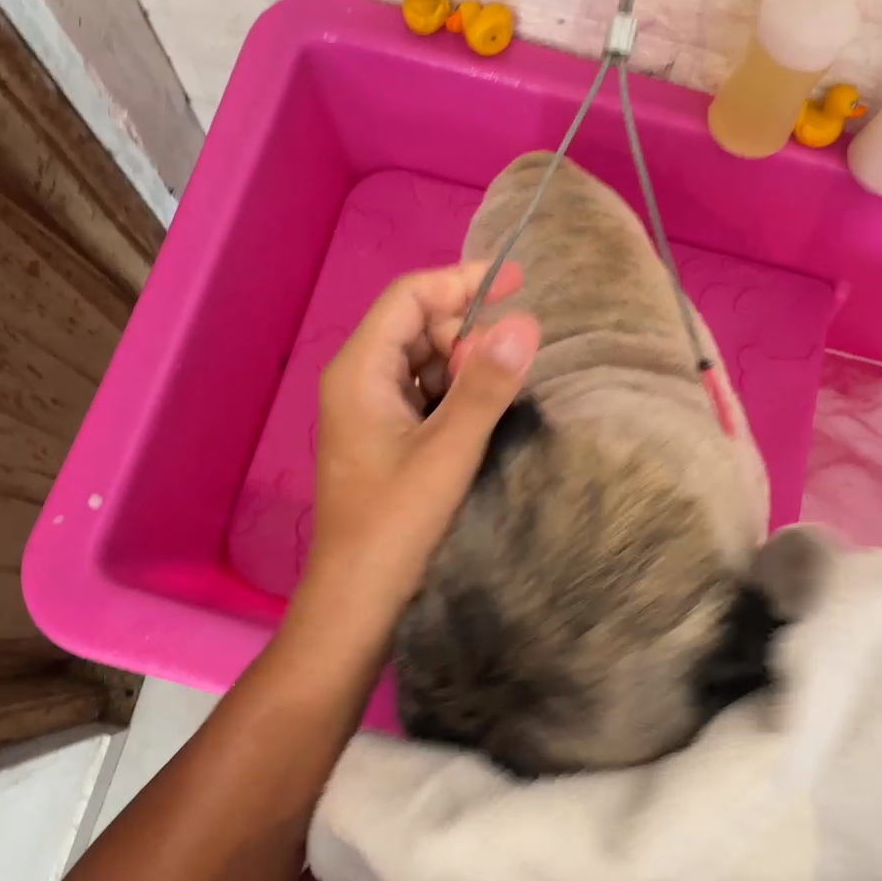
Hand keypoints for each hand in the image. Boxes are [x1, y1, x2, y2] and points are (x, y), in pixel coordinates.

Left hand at [303, 262, 539, 616]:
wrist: (356, 598)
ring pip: (422, 361)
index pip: (411, 297)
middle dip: (466, 331)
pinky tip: (478, 415)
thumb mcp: (448, 450)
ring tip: (499, 392)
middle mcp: (358, 380)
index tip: (518, 282)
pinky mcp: (382, 436)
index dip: (463, 282)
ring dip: (463, 364)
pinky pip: (422, 393)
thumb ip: (486, 385)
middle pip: (416, 326)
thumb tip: (525, 323)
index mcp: (360, 370)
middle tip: (510, 363)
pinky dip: (453, 392)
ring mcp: (368, 409)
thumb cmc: (396, 523)